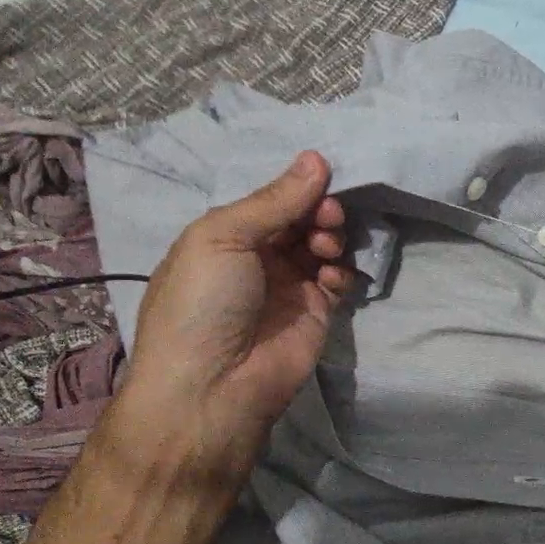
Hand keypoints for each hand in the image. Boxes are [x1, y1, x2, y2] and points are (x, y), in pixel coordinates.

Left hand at [117, 151, 352, 482]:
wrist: (214, 386)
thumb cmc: (202, 303)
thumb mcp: (222, 238)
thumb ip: (274, 200)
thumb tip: (317, 158)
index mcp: (224, 235)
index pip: (271, 200)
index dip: (298, 188)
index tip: (324, 179)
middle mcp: (258, 257)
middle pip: (301, 219)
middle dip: (319, 211)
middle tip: (327, 218)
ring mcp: (289, 286)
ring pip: (323, 246)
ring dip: (331, 238)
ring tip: (327, 248)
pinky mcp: (317, 313)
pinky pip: (339, 280)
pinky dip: (341, 271)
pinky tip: (332, 277)